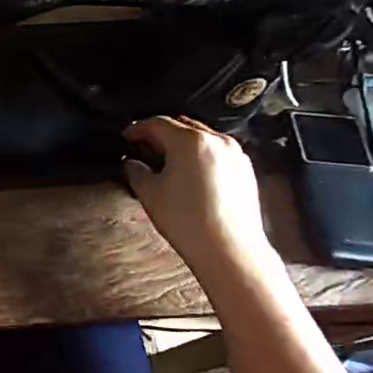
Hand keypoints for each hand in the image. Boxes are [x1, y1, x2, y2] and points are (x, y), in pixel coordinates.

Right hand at [122, 116, 276, 278]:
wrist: (228, 249)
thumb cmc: (189, 222)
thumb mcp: (149, 193)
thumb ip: (135, 171)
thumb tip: (131, 163)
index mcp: (190, 142)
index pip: (158, 123)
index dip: (138, 128)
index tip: (127, 135)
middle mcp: (217, 142)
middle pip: (182, 125)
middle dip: (160, 133)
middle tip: (142, 146)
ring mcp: (235, 155)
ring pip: (201, 138)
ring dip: (181, 143)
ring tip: (164, 161)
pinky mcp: (245, 170)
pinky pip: (217, 153)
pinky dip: (199, 156)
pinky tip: (188, 174)